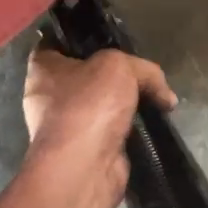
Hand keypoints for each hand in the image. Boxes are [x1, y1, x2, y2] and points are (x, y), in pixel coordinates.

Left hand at [20, 47, 176, 207]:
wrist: (84, 168)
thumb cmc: (88, 105)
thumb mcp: (119, 67)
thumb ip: (144, 70)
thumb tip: (165, 96)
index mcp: (42, 69)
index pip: (57, 43)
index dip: (82, 39)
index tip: (110, 39)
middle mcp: (49, 97)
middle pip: (86, 75)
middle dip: (113, 74)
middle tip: (141, 69)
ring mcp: (67, 127)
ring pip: (101, 105)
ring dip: (126, 104)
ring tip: (156, 97)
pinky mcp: (87, 150)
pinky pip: (112, 131)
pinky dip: (131, 129)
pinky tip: (153, 124)